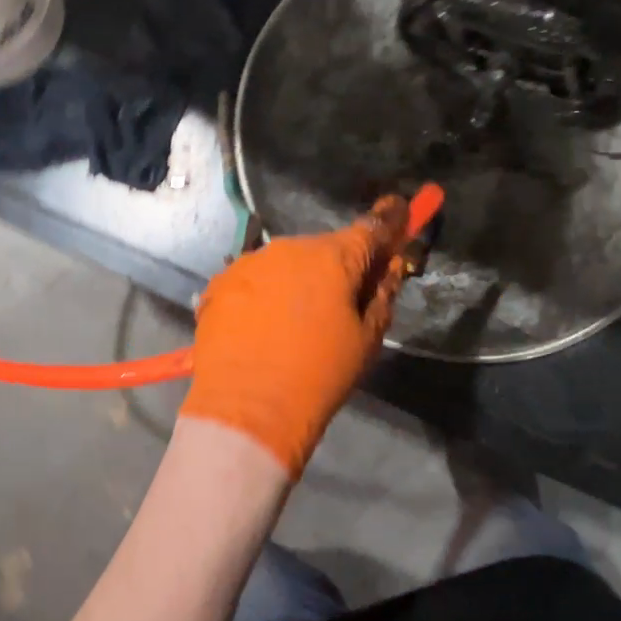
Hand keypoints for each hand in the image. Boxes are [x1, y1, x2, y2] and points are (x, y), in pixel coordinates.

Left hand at [178, 197, 412, 476]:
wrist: (247, 411)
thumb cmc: (319, 377)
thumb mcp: (366, 341)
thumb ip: (382, 296)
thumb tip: (389, 267)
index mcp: (332, 258)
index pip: (371, 228)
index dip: (390, 221)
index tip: (400, 210)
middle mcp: (289, 248)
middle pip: (324, 249)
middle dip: (336, 267)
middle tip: (341, 303)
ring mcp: (250, 263)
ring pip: (285, 264)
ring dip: (297, 281)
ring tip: (295, 324)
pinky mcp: (219, 284)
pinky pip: (253, 281)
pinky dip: (263, 295)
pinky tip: (262, 329)